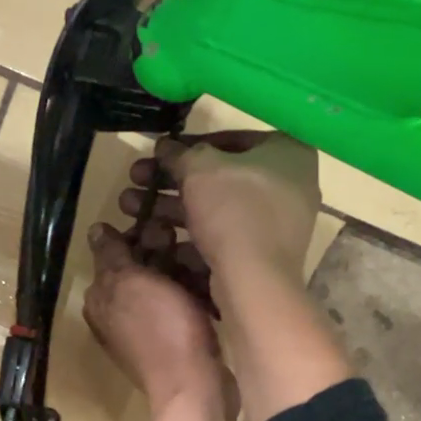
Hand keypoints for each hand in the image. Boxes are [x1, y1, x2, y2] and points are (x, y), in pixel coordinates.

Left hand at [83, 219, 229, 414]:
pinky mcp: (172, 339)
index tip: (167, 231)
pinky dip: (195, 296)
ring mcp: (146, 327)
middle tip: (190, 252)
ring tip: (205, 272)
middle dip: (168, 255)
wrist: (193, 387)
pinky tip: (211, 294)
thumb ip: (111, 254)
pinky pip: (181, 306)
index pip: (116, 250)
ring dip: (187, 273)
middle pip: (143, 267)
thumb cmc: (162, 329)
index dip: (141, 235)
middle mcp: (117, 312)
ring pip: (166, 284)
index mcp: (100, 298)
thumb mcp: (130, 283)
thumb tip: (95, 230)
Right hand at [121, 131, 320, 280]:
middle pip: (219, 176)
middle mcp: (290, 185)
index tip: (158, 154)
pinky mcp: (261, 256)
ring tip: (130, 208)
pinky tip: (156, 236)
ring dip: (171, 206)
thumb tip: (165, 146)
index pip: (230, 139)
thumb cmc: (233, 210)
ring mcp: (277, 224)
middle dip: (171, 181)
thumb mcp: (199, 169)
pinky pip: (222, 236)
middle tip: (135, 180)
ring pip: (216, 208)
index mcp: (289, 151)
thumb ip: (179, 153)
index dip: (187, 145)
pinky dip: (190, 234)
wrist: (253, 281)